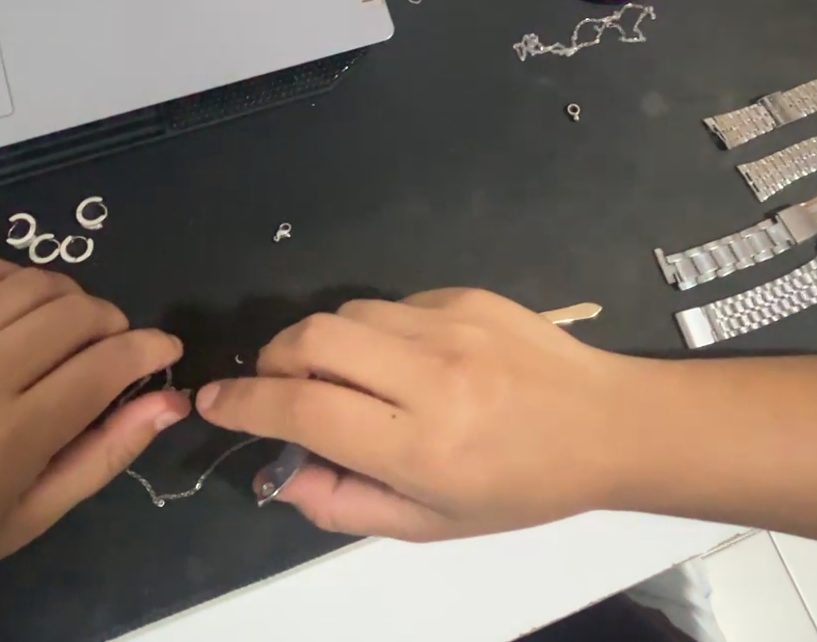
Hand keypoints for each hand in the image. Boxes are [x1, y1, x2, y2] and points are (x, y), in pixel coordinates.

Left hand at [0, 260, 190, 641]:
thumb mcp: (27, 519)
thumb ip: (106, 454)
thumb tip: (171, 402)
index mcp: (9, 439)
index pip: (109, 364)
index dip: (152, 348)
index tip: (164, 350)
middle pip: (77, 313)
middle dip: (115, 323)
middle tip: (112, 350)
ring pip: (30, 285)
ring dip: (69, 297)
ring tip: (67, 328)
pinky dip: (10, 277)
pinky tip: (15, 305)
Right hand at [196, 289, 644, 540]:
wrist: (602, 421)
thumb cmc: (520, 486)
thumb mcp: (433, 523)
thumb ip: (347, 503)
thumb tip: (282, 474)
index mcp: (422, 444)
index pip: (306, 412)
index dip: (247, 404)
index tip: (214, 400)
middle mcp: (431, 374)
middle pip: (314, 339)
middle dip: (274, 358)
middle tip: (277, 384)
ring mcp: (451, 323)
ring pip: (348, 312)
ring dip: (323, 341)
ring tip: (344, 374)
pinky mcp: (466, 293)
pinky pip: (392, 303)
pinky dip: (374, 329)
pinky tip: (402, 357)